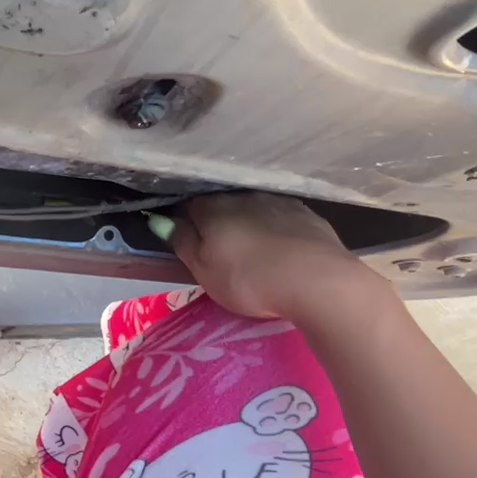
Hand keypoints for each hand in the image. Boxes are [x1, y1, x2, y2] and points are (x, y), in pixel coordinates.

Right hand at [167, 191, 388, 322]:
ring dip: (247, 220)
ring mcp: (279, 202)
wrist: (316, 282)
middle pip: (222, 202)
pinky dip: (275, 226)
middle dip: (216, 218)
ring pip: (253, 206)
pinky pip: (281, 216)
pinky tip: (278, 244)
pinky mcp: (307, 214)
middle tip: (216, 244)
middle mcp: (244, 196)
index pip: (188, 204)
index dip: (183, 218)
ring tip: (248, 244)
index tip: (183, 234)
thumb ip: (181, 242)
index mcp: (213, 208)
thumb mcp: (203, 269)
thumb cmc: (247, 279)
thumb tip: (160, 220)